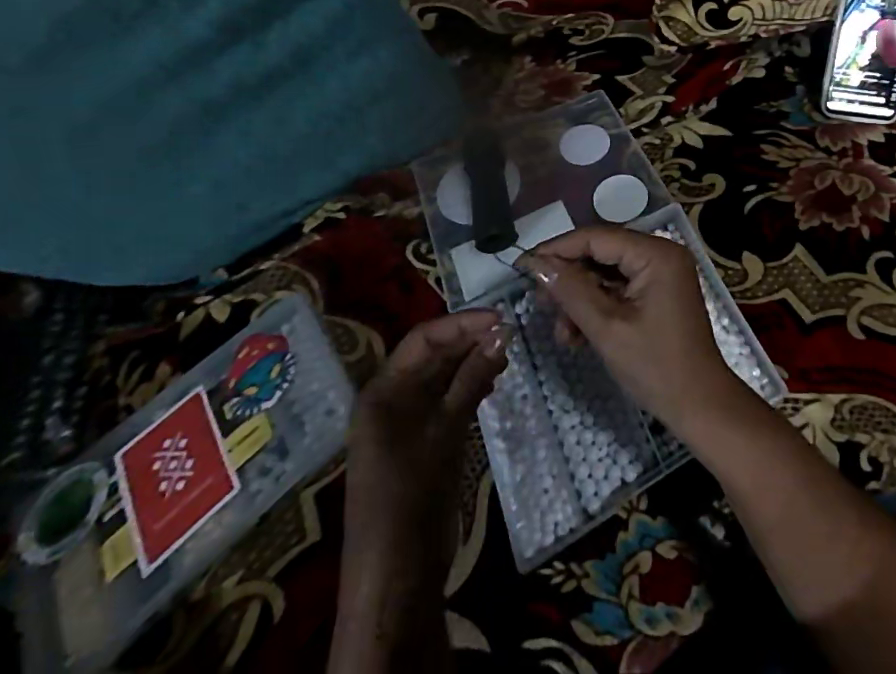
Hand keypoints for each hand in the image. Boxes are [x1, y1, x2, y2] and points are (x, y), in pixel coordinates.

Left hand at [332, 311, 508, 673]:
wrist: (395, 575)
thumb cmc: (412, 498)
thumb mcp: (445, 434)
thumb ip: (470, 381)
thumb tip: (501, 335)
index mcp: (382, 391)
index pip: (423, 340)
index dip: (461, 324)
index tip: (502, 319)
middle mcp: (390, 400)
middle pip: (430, 357)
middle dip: (468, 342)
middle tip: (512, 333)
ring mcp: (405, 423)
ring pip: (440, 380)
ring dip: (470, 365)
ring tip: (508, 355)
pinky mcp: (422, 443)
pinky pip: (445, 404)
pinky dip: (468, 391)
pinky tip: (493, 384)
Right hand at [521, 226, 745, 432]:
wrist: (701, 407)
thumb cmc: (656, 367)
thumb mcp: (605, 327)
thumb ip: (569, 289)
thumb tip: (534, 263)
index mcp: (655, 254)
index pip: (595, 237)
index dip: (556, 249)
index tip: (522, 266)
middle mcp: (660, 254)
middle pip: (600, 253)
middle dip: (568, 279)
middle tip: (539, 302)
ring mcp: (661, 274)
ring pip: (605, 274)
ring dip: (579, 299)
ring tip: (562, 332)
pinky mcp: (657, 293)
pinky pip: (618, 289)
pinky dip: (596, 308)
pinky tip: (577, 335)